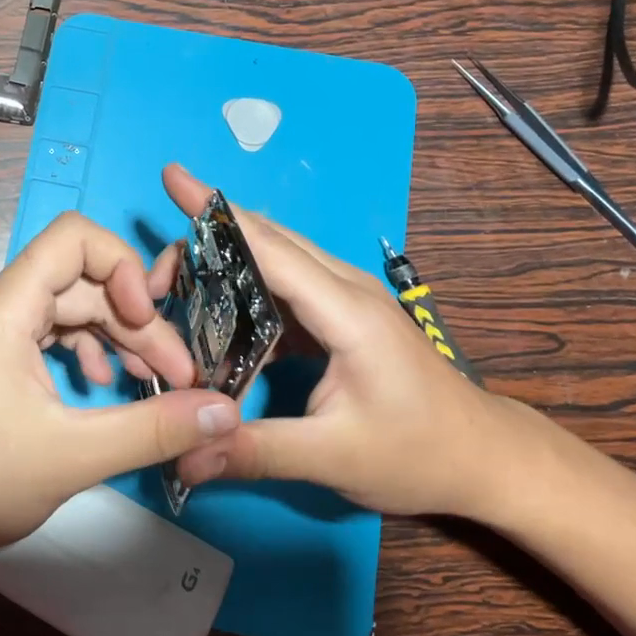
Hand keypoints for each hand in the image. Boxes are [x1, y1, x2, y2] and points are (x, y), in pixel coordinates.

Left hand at [0, 212, 242, 564]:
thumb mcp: (71, 456)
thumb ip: (152, 428)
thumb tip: (226, 408)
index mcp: (6, 305)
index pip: (73, 238)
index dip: (123, 265)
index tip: (149, 319)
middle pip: (82, 280)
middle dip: (135, 320)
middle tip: (179, 378)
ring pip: (70, 309)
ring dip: (116, 338)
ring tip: (152, 383)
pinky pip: (50, 334)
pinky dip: (86, 352)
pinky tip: (104, 387)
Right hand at [157, 164, 527, 518]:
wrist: (486, 458)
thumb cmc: (419, 452)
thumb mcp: (334, 457)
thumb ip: (256, 451)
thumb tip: (183, 457)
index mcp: (344, 310)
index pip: (269, 248)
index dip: (216, 212)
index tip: (172, 177)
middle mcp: (343, 288)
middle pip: (265, 240)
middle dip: (203, 238)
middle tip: (149, 271)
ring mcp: (343, 297)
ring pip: (272, 257)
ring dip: (220, 262)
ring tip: (170, 286)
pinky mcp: (339, 314)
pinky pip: (281, 284)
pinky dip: (241, 288)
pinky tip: (213, 315)